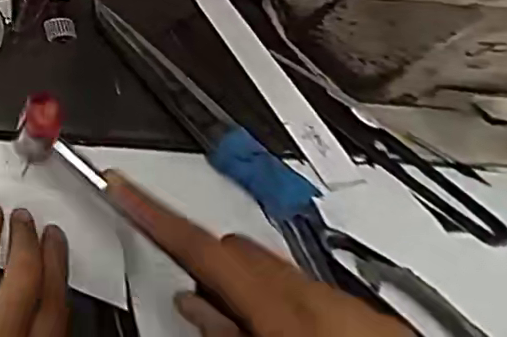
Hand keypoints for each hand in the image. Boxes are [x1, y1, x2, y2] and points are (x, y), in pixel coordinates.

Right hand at [105, 173, 411, 336]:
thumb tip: (194, 306)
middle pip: (239, 251)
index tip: (118, 184)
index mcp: (292, 314)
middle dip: (206, 259)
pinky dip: (290, 306)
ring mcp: (364, 315)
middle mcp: (329, 302)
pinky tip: (286, 334)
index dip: (152, 212)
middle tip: (186, 289)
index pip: (202, 245)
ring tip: (238, 323)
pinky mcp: (388, 329)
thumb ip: (225, 332)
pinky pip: (320, 297)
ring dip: (250, 287)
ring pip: (280, 273)